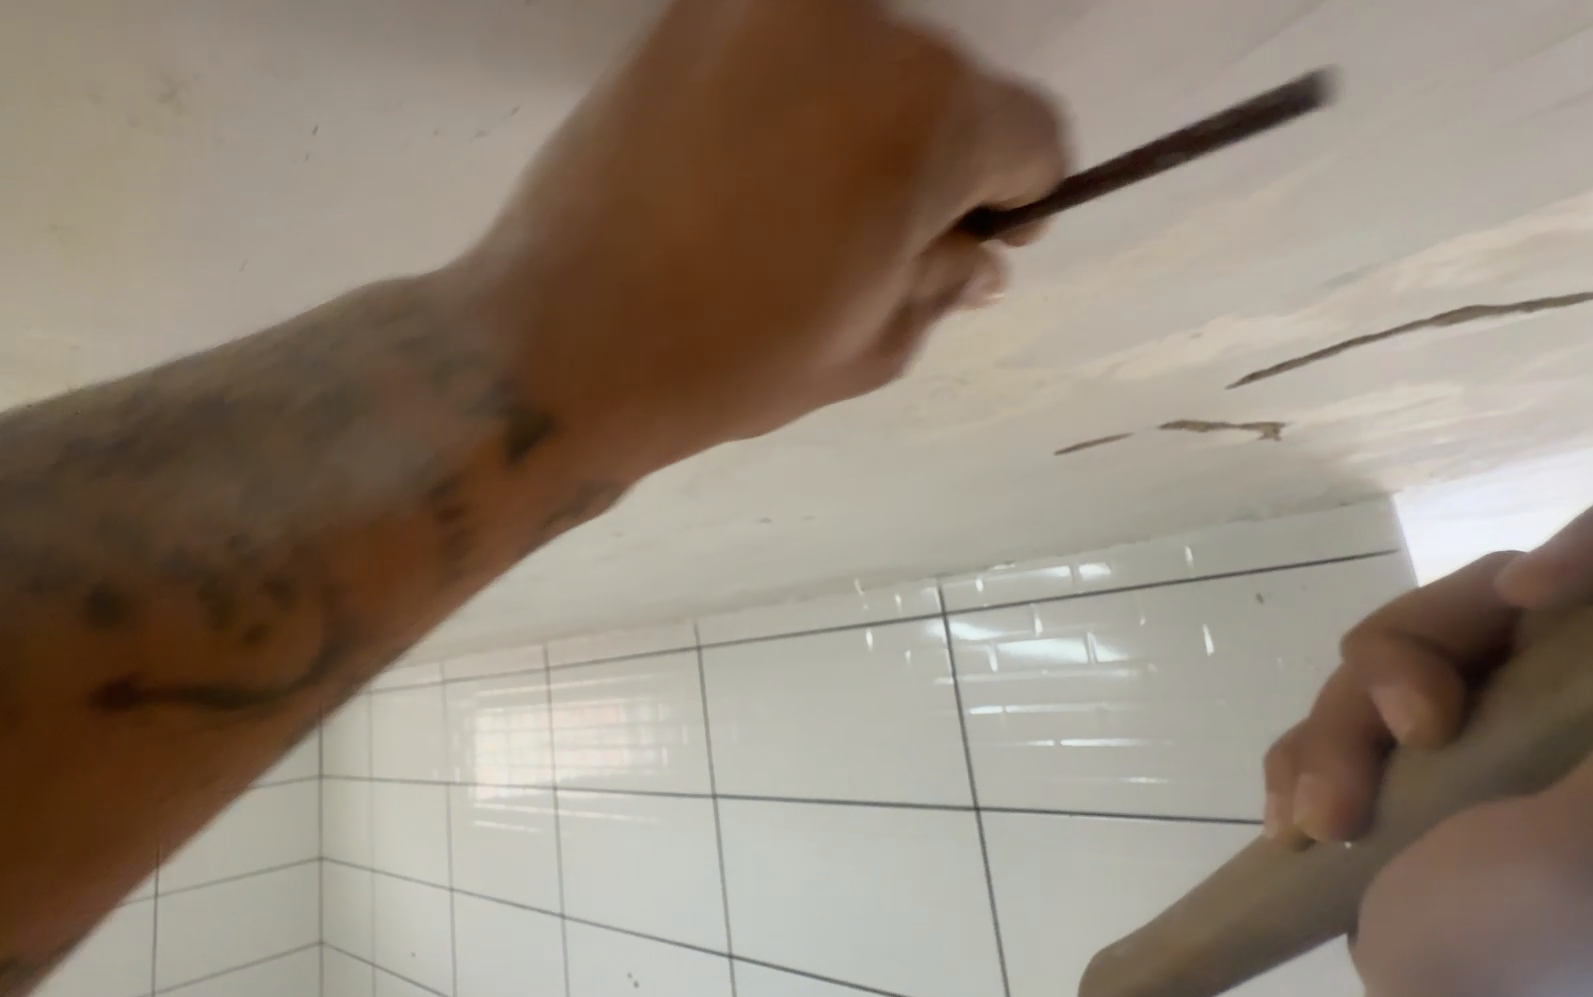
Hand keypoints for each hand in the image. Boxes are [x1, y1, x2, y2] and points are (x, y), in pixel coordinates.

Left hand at [447, 0, 1067, 478]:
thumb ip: (942, 286)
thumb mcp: (868, 349)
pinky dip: (784, 107)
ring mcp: (759, 5)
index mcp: (926, 114)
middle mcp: (857, 21)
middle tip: (868, 242)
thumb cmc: (727, 366)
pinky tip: (741, 179)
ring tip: (791, 216)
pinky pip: (776, 58)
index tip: (975, 244)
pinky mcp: (684, 15)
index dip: (1012, 200)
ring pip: (858, 63)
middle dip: (927, 164)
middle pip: (940, 90)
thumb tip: (979, 257)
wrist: (565, 344)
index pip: (1027, 134)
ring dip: (854, 127)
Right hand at [1262, 498, 1592, 843]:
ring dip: (1330, 741)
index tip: (1525, 594)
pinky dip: (1298, 769)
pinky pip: (1330, 728)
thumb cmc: (1547, 963)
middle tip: (1398, 740)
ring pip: (1379, 672)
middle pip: (1472, 613)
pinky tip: (1293, 829)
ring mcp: (1482, 751)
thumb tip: (1575, 598)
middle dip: (1399, 672)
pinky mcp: (1405, 781)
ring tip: (1315, 826)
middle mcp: (1566, 722)